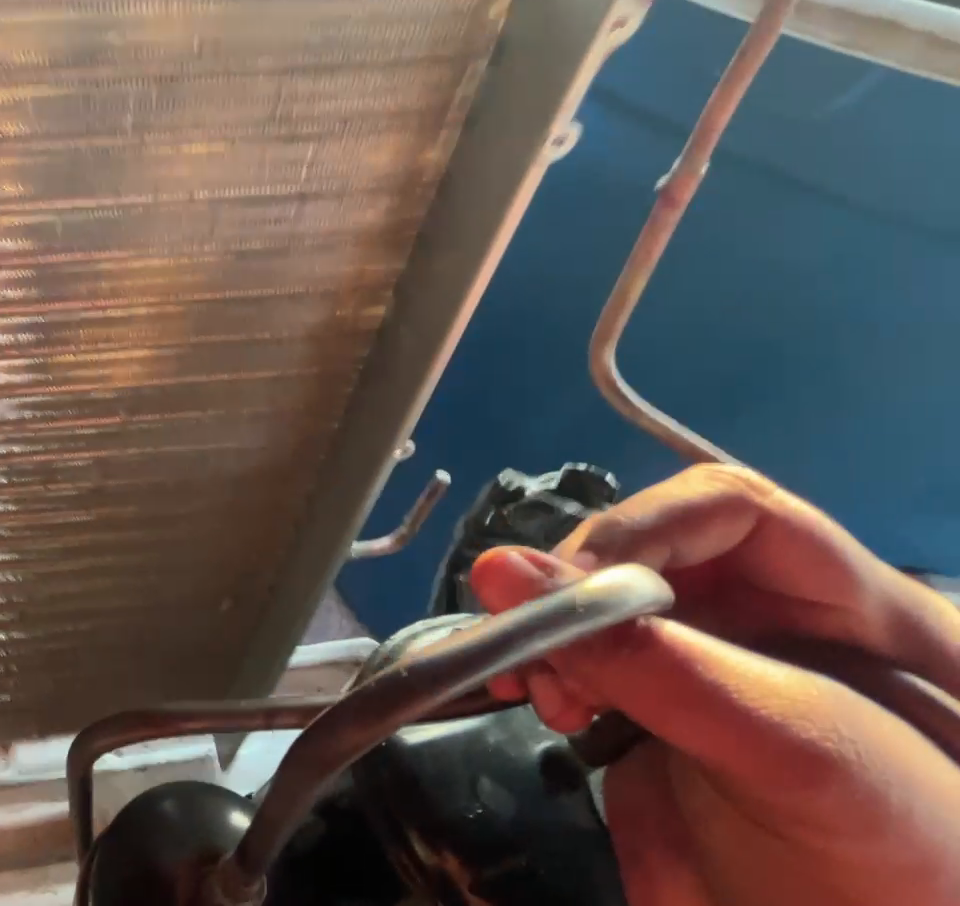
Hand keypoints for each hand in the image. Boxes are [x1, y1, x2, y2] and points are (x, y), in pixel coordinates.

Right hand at [470, 465, 959, 905]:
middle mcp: (768, 617)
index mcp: (849, 604)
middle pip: (642, 549)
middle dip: (577, 593)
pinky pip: (573, 649)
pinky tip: (529, 697)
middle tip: (546, 658)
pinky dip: (537, 663)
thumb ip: (653, 658)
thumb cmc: (883, 878)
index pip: (727, 508)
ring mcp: (702, 662)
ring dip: (546, 632)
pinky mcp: (646, 703)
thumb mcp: (790, 754)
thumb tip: (495, 565)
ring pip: (594, 598)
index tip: (569, 594)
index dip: (639, 530)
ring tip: (542, 693)